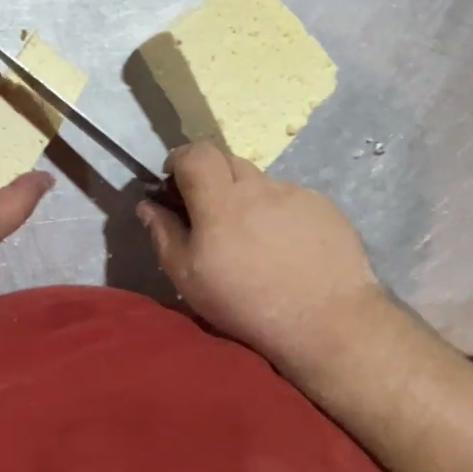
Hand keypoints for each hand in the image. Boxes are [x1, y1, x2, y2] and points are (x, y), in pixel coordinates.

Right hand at [139, 142, 388, 370]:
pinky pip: (290, 199)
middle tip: (208, 216)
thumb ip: (164, 234)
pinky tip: (284, 249)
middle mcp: (259, 186)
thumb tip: (148, 206)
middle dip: (211, 178)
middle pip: (228, 160)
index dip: (180, 160)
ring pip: (260, 182)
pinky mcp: (324, 206)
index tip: (173, 182)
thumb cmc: (244, 302)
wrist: (323, 318)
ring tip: (251, 241)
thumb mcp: (188, 278)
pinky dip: (277, 214)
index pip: (196, 153)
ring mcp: (296, 193)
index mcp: (220, 201)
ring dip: (246, 199)